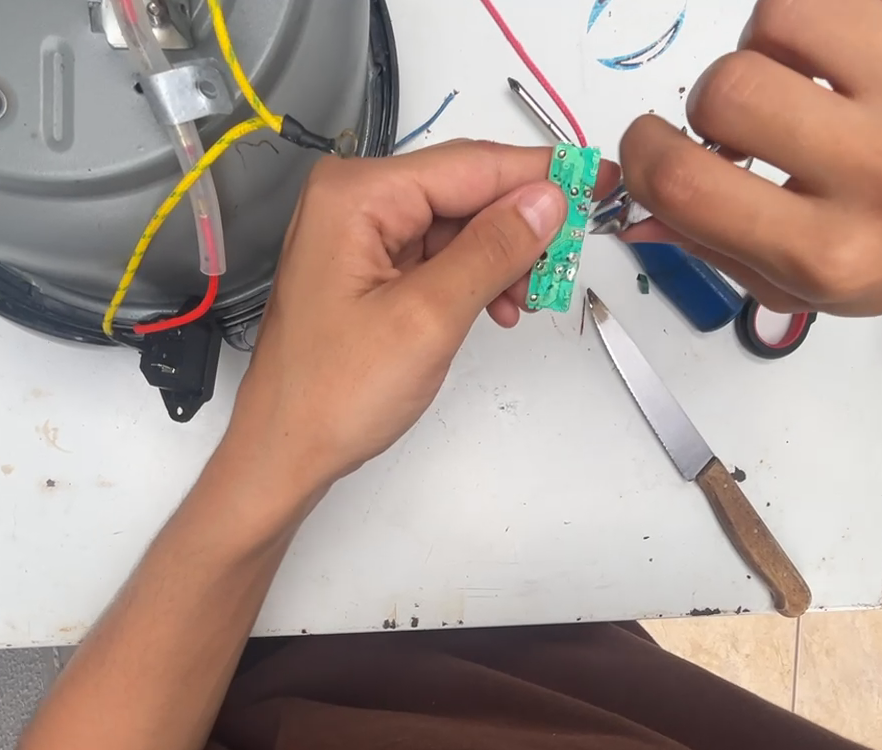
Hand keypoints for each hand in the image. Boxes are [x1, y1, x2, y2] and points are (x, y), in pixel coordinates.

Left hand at [220, 141, 568, 500]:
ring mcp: (357, 240)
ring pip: (454, 229)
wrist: (287, 451)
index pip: (470, 165)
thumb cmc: (335, 394)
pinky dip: (471, 280)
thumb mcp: (429, 317)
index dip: (539, 174)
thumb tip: (546, 201)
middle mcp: (353, 204)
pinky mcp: (366, 274)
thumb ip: (492, 251)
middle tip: (565, 260)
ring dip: (498, 260)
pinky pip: (435, 260)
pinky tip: (493, 307)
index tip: (594, 183)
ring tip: (525, 300)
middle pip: (462, 193)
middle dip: (518, 227)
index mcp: (356, 196)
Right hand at [619, 0, 881, 327]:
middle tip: (743, 122)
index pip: (686, 182)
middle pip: (726, 87)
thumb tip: (640, 207)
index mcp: (831, 250)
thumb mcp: (807, 289)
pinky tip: (857, 48)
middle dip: (710, 104)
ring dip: (768, 46)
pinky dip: (834, 12)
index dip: (641, 155)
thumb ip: (717, 249)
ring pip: (782, 10)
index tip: (651, 149)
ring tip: (803, 78)